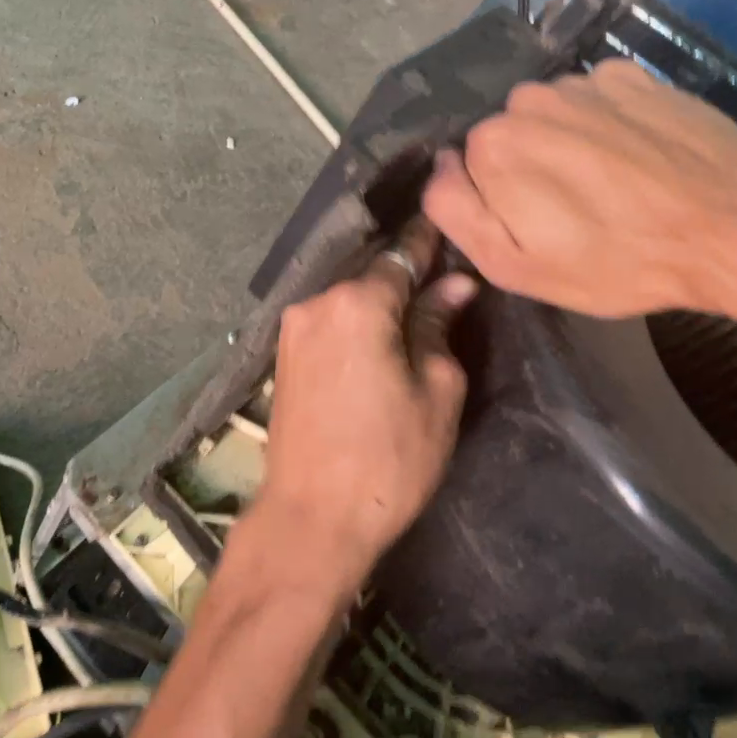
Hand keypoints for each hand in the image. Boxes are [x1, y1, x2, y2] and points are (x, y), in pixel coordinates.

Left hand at [260, 219, 477, 591]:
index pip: (401, 255)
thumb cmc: (388, 459)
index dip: (427, 241)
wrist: (312, 515)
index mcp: (357, 303)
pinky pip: (328, 321)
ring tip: (416, 305)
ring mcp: (292, 328)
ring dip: (378, 299)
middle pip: (369, 274)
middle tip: (442, 272)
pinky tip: (378, 333)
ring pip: (346, 298)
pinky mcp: (283, 355)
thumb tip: (454, 286)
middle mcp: (316, 303)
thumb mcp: (435, 392)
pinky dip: (355, 320)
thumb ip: (438, 327)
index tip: (448, 222)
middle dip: (404, 272)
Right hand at [423, 59, 736, 318]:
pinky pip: (597, 97)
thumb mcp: (513, 265)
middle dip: (527, 167)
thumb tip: (440, 167)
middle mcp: (528, 99)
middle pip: (508, 135)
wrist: (733, 225)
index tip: (532, 226)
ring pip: (551, 114)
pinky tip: (637, 155)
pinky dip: (607, 122)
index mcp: (493, 144)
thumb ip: (456, 212)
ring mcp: (584, 82)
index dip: (495, 200)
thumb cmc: (616, 259)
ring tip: (610, 182)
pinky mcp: (633, 77)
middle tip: (571, 210)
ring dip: (566, 142)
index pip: (467, 167)